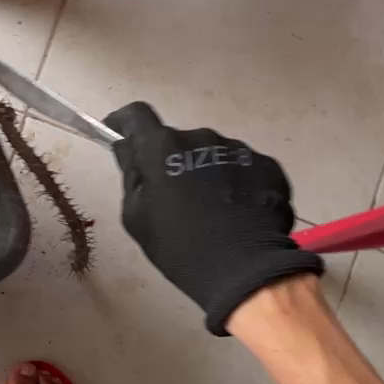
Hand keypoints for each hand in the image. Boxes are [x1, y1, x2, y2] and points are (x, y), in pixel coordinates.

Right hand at [105, 102, 322, 334]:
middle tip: (169, 195)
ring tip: (207, 209)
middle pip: (176, 139)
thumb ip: (132, 177)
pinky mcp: (267, 165)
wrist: (243, 268)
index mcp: (162, 148)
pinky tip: (233, 213)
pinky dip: (232, 183)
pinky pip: (239, 168)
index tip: (117, 134)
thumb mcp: (136, 217)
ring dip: (203, 172)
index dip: (123, 122)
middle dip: (169, 159)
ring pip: (210, 153)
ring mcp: (238, 149)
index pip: (136, 115)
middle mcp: (200, 136)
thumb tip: (128, 151)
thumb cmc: (177, 245)